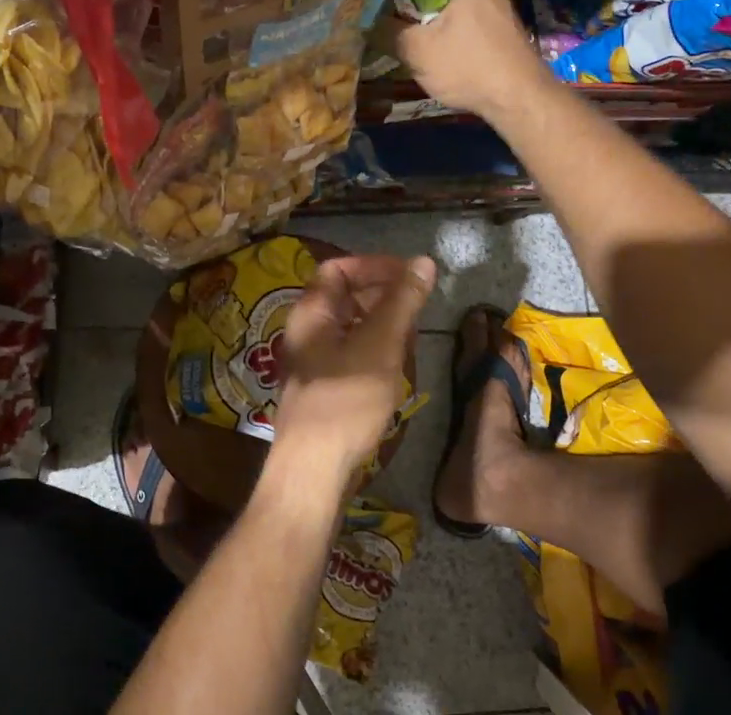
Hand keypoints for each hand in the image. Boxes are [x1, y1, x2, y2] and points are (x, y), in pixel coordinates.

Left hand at [271, 255, 437, 480]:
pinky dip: (376, 353)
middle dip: (384, 297)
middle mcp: (306, 332)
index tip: (410, 276)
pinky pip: (352, 356)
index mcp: (311, 312)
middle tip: (417, 310)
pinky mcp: (324, 390)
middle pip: (345, 297)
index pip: (338, 268)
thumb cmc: (346, 399)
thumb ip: (402, 300)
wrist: (314, 469)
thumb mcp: (381, 344)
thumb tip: (424, 261)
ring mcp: (313, 363)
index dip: (374, 265)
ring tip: (411, 343)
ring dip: (383, 327)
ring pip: (351, 328)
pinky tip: (396, 371)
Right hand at [395, 0, 549, 118]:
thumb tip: (360, 19)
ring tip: (395, 8)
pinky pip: (462, 11)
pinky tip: (425, 28)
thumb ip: (386, 31)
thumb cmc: (468, 66)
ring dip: (427, 2)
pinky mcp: (498, 25)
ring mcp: (495, 3)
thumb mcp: (417, 51)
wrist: (518, 99)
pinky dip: (443, 16)